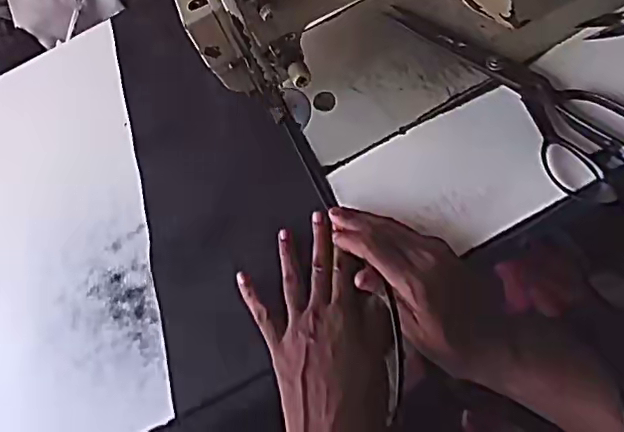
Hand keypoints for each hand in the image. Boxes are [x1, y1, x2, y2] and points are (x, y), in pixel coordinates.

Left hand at [238, 211, 390, 431]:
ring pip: (291, 282)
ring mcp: (295, 329)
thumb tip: (376, 298)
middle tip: (319, 216)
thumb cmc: (358, 407)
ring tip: (284, 234)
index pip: (346, 270)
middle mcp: (318, 316)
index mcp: (346, 317)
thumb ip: (376, 323)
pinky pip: (261, 314)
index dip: (346, 245)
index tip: (346, 226)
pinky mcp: (277, 346)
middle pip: (320, 268)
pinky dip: (250, 294)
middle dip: (320, 239)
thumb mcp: (380, 359)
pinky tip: (243, 278)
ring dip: (288, 255)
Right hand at [328, 208, 515, 385]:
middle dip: (356, 220)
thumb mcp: (415, 332)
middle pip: (383, 229)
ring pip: (394, 226)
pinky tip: (376, 226)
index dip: (352, 239)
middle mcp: (426, 258)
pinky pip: (406, 230)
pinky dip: (385, 225)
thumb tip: (362, 276)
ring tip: (348, 216)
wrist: (493, 340)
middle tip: (334, 215)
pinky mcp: (441, 248)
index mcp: (416, 279)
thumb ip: (387, 298)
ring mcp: (435, 250)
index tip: (335, 235)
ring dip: (369, 219)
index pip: (376, 248)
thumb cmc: (457, 345)